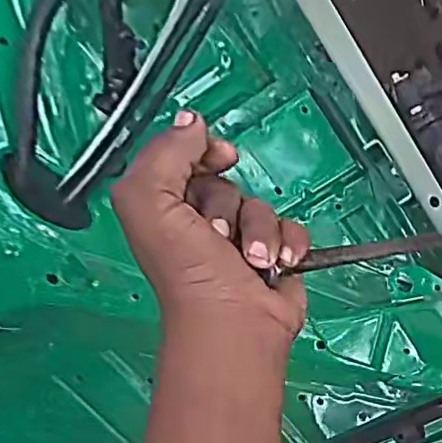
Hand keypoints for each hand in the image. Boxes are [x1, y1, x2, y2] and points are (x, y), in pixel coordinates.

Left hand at [110, 110, 310, 347]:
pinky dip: (290, 243)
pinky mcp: (277, 255)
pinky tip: (279, 262)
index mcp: (165, 206)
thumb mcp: (149, 201)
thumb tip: (193, 123)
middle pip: (228, 183)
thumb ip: (164, 153)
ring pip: (262, 206)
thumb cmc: (189, 274)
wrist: (235, 320)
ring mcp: (243, 240)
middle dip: (229, 207)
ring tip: (251, 259)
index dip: (203, 151)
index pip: (186, 160)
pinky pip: (292, 229)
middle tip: (219, 236)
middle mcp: (203, 222)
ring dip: (260, 231)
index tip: (219, 156)